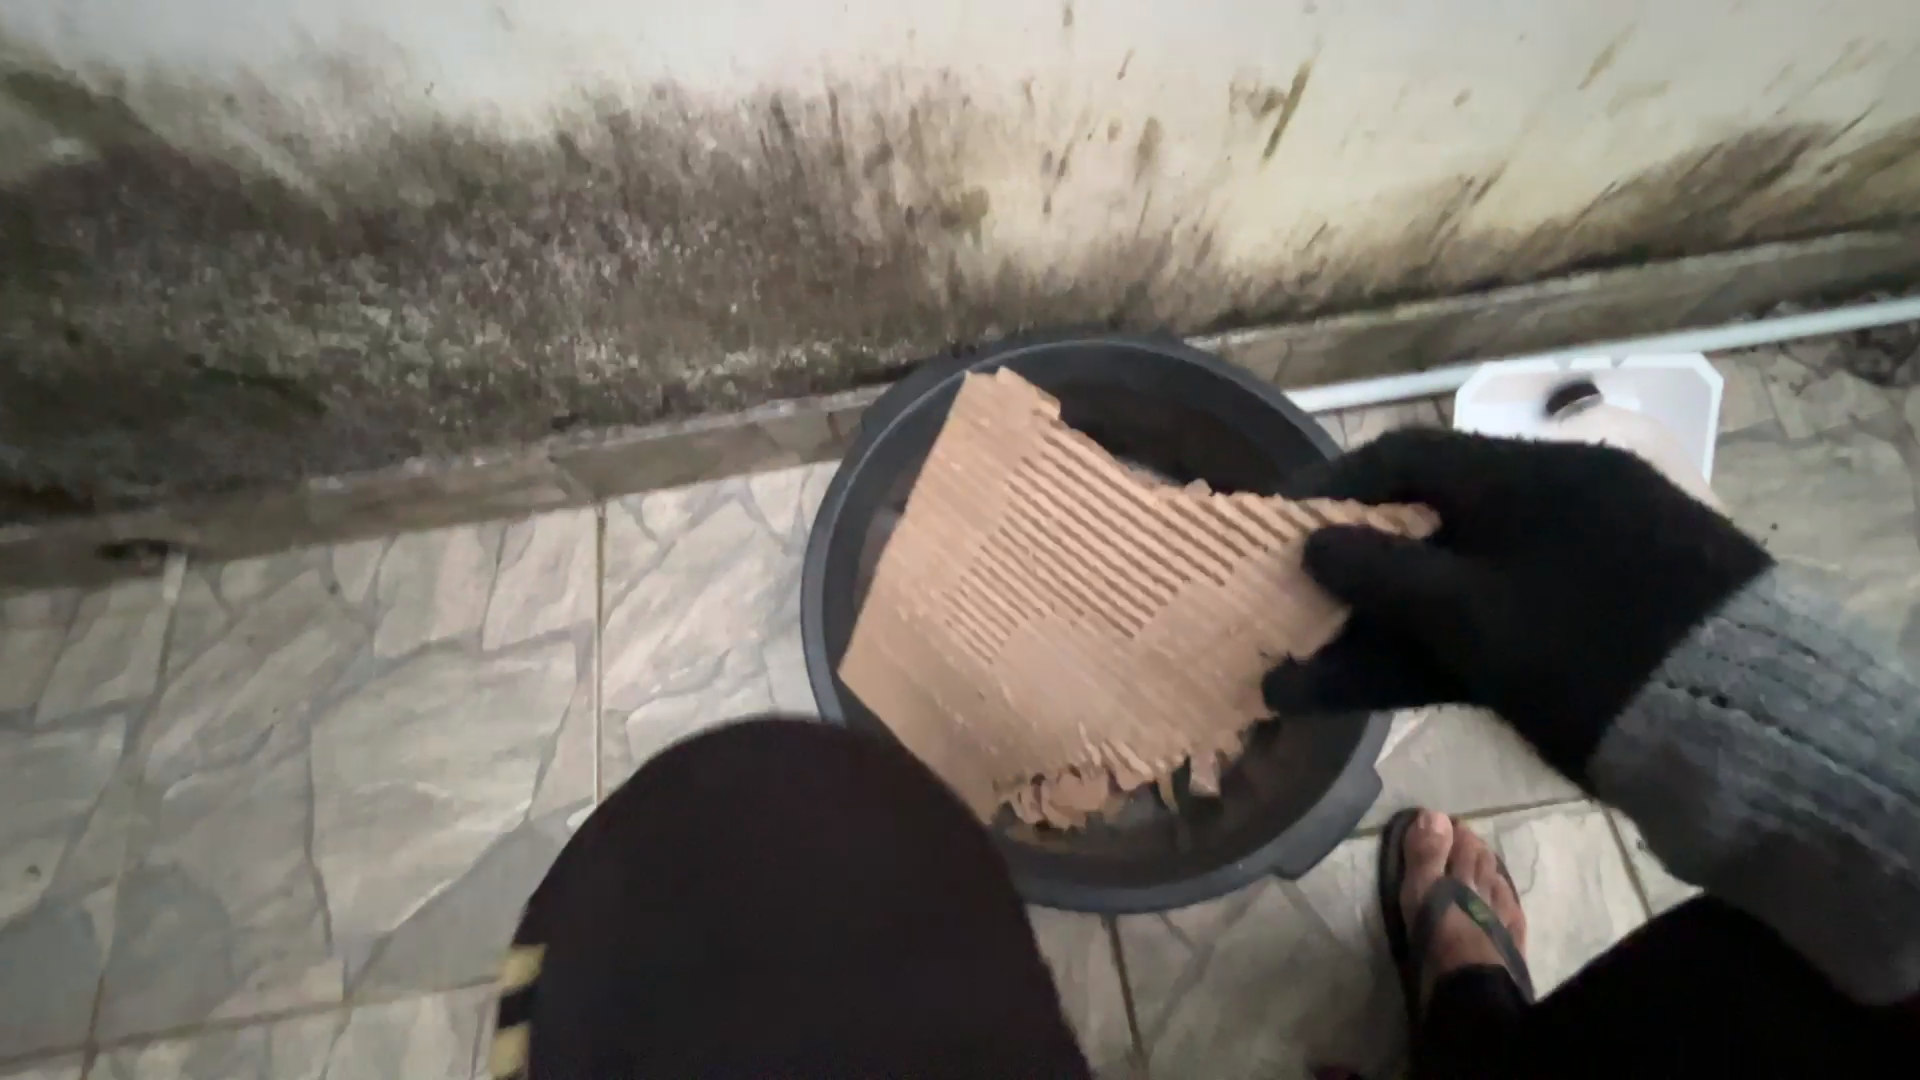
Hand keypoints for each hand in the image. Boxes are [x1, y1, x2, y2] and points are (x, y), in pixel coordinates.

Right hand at [1261, 429, 1772, 780]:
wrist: (1753, 744)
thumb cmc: (1594, 651)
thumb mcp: (1472, 613)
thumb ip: (1382, 574)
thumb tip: (1311, 542)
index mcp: (1530, 481)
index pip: (1404, 458)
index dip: (1330, 484)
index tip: (1277, 517)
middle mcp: (1538, 516)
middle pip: (1410, 528)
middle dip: (1339, 569)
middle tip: (1283, 593)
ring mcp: (1551, 577)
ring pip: (1430, 590)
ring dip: (1361, 630)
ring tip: (1293, 674)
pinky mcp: (1559, 632)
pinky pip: (1462, 630)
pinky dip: (1402, 657)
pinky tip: (1339, 691)